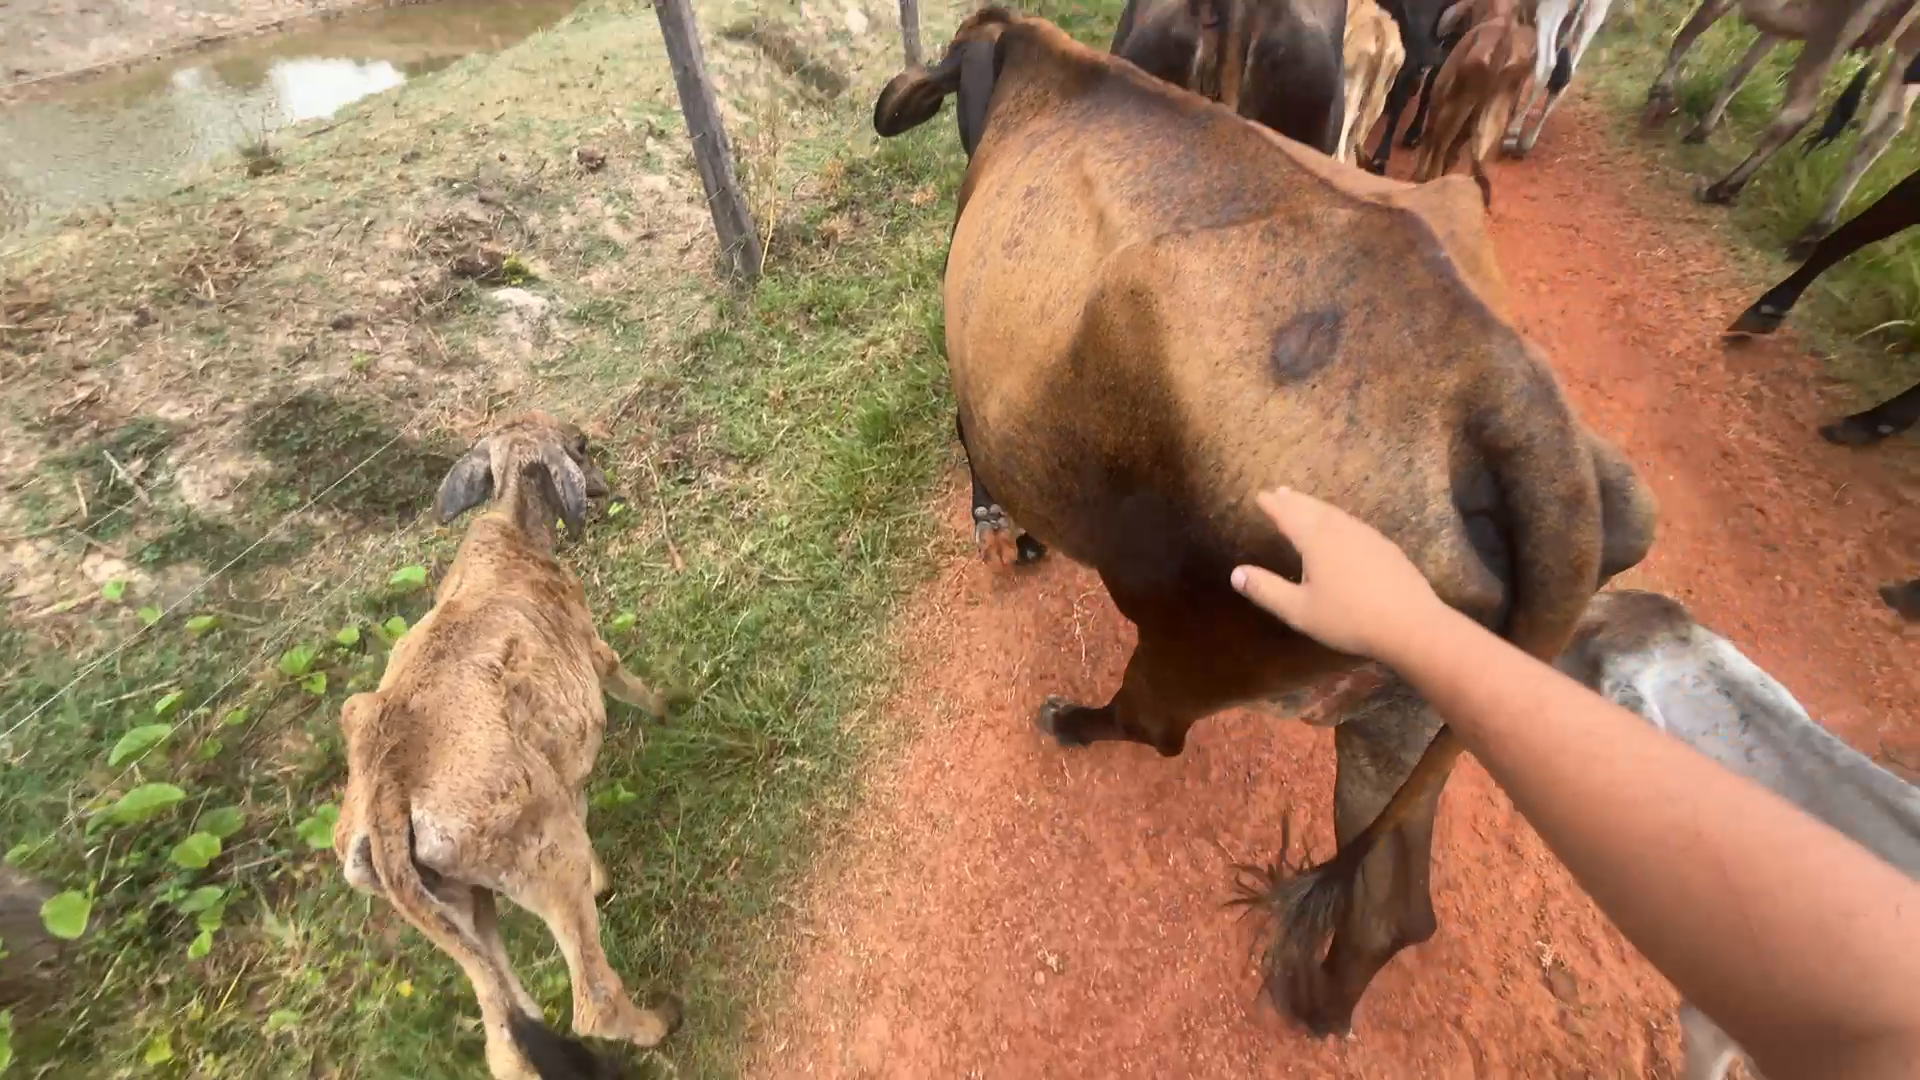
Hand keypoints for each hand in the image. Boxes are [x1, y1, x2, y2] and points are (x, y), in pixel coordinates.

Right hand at [1230, 487, 1441, 661]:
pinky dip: (1337, 517)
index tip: (1260, 495)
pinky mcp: (1386, 549)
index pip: (1289, 515)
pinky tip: (1341, 527)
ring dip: (1316, 506)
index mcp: (1316, 541)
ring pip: (1336, 514)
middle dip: (1294, 500)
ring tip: (1305, 503)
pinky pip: (1352, 523)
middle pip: (1313, 508)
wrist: (1413, 626)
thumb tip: (1235, 573)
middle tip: (1280, 491)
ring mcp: (1367, 537)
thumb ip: (1265, 590)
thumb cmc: (1349, 618)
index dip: (1273, 505)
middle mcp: (1341, 531)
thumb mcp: (1298, 610)